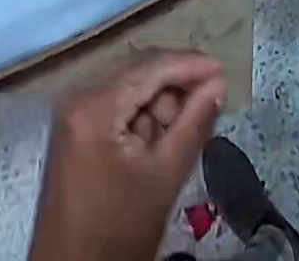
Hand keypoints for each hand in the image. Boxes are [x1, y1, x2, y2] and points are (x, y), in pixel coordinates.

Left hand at [30, 51, 227, 260]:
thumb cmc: (117, 232)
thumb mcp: (165, 175)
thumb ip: (196, 120)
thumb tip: (219, 82)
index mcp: (95, 107)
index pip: (152, 66)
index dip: (192, 65)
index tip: (225, 73)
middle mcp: (79, 98)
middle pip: (141, 69)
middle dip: (178, 82)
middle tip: (210, 101)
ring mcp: (73, 113)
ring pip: (132, 84)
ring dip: (163, 98)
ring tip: (185, 127)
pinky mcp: (75, 128)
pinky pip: (119, 102)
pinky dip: (145, 112)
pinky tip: (161, 136)